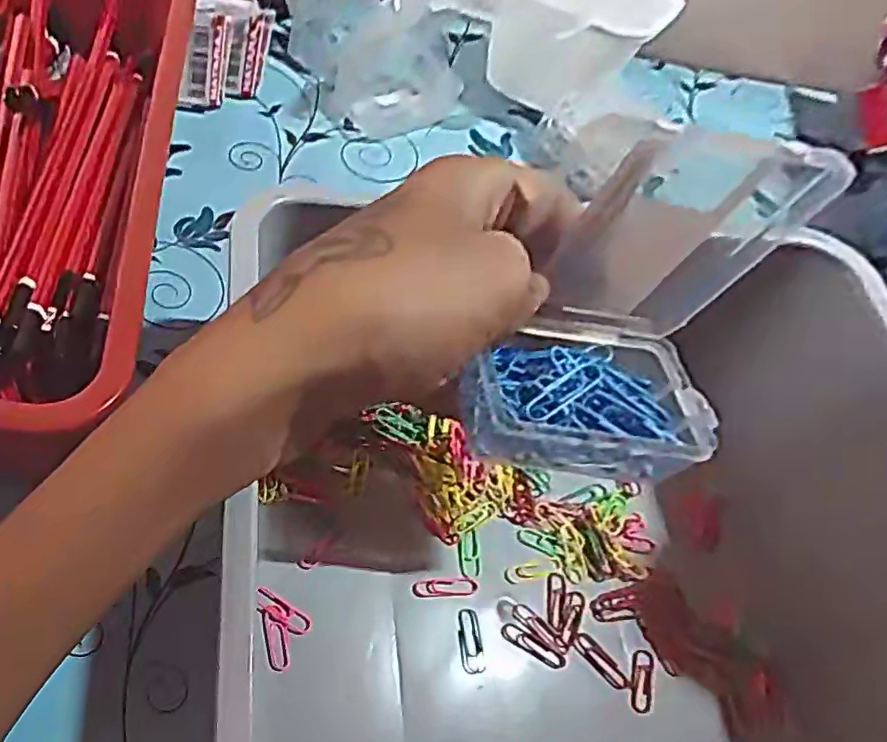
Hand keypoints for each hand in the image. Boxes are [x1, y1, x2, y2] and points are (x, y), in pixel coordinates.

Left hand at [147, 156, 577, 477]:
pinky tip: (461, 410)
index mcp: (457, 187)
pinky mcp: (352, 338)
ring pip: (448, 313)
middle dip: (522, 300)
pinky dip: (436, 379)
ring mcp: (377, 286)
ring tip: (513, 385)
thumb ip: (530, 278)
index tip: (593, 289)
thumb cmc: (408, 305)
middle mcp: (414, 228)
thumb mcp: (501, 278)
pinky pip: (410, 353)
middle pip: (488, 257)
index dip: (571, 236)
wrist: (294, 364)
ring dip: (480, 347)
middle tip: (551, 345)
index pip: (535, 192)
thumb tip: (520, 293)